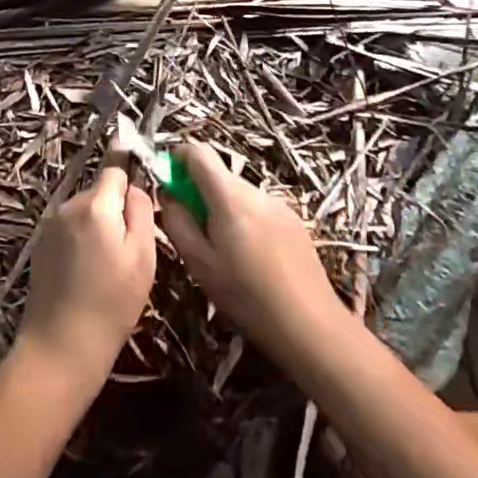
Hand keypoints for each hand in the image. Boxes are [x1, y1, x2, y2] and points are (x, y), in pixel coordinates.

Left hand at [19, 161, 157, 377]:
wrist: (61, 343)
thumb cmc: (112, 301)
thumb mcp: (142, 256)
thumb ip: (140, 211)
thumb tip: (134, 186)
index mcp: (94, 205)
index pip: (113, 167)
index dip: (128, 164)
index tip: (138, 162)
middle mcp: (66, 206)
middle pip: (99, 191)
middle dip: (116, 206)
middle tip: (133, 243)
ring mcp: (49, 226)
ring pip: (85, 211)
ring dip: (99, 224)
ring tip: (112, 263)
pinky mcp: (41, 245)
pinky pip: (70, 229)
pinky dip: (83, 239)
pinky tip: (89, 271)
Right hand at [157, 142, 352, 369]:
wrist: (309, 324)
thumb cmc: (246, 296)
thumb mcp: (198, 263)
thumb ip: (176, 222)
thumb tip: (168, 195)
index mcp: (230, 199)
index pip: (199, 153)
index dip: (178, 159)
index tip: (168, 184)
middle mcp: (257, 193)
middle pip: (219, 174)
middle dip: (197, 190)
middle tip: (191, 228)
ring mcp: (279, 205)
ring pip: (238, 192)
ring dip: (220, 206)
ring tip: (221, 249)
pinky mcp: (294, 221)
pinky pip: (257, 207)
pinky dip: (242, 218)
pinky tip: (249, 256)